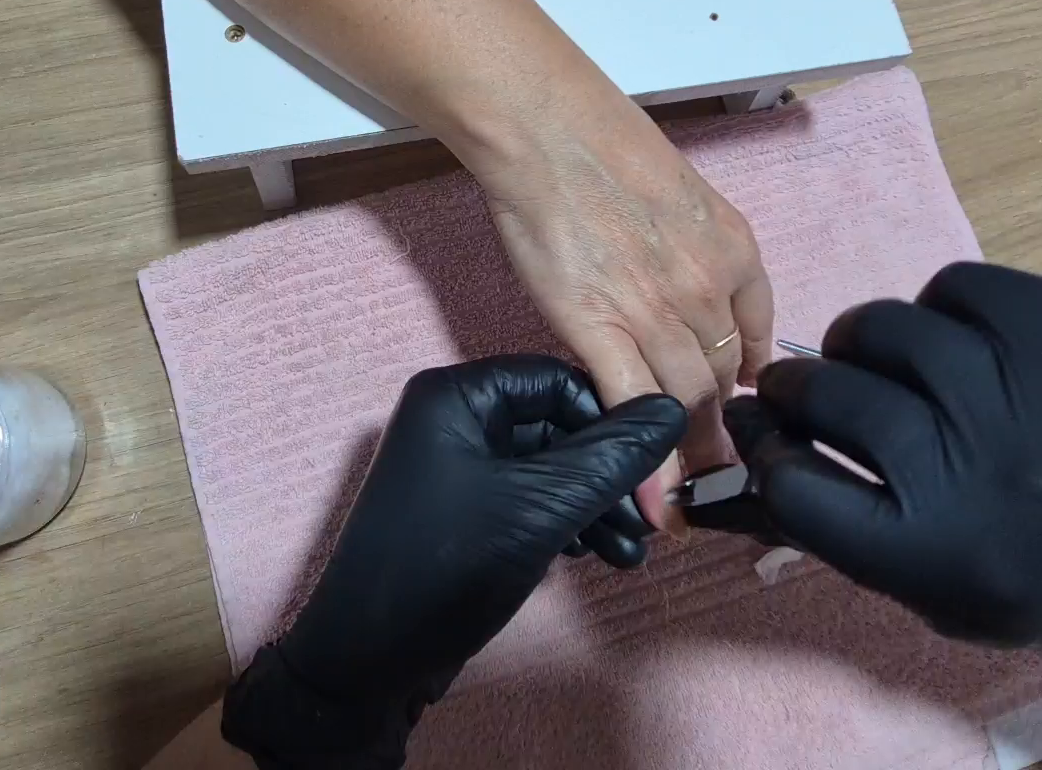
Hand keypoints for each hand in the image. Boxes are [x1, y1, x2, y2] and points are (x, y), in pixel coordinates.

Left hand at [221, 356, 686, 765]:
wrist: (371, 661)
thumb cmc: (451, 562)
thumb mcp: (542, 504)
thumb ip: (610, 456)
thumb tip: (671, 409)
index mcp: (457, 393)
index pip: (554, 379)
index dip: (607, 417)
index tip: (650, 464)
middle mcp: (453, 417)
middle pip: (552, 425)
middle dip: (603, 474)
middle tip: (649, 520)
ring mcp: (456, 464)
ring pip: (544, 466)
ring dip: (590, 504)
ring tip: (630, 552)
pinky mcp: (464, 507)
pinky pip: (525, 495)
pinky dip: (562, 520)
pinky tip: (593, 554)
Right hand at [479, 112, 774, 531]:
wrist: (550, 131)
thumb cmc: (605, 146)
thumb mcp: (682, 192)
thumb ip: (702, 249)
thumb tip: (692, 289)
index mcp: (735, 252)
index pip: (755, 343)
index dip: (745, 388)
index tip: (734, 411)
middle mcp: (708, 288)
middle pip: (724, 381)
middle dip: (721, 431)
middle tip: (716, 470)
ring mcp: (656, 312)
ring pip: (688, 400)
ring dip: (691, 451)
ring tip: (691, 491)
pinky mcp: (599, 326)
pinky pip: (635, 407)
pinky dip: (649, 463)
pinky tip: (657, 504)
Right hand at [707, 263, 1041, 716]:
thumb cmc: (1027, 575)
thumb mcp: (918, 583)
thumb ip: (820, 511)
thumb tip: (741, 421)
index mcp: (948, 552)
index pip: (793, 484)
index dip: (761, 445)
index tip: (758, 424)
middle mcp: (999, 474)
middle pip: (835, 391)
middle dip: (801, 384)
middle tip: (812, 386)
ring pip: (891, 324)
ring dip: (869, 343)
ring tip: (897, 365)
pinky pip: (964, 285)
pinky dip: (942, 310)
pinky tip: (968, 345)